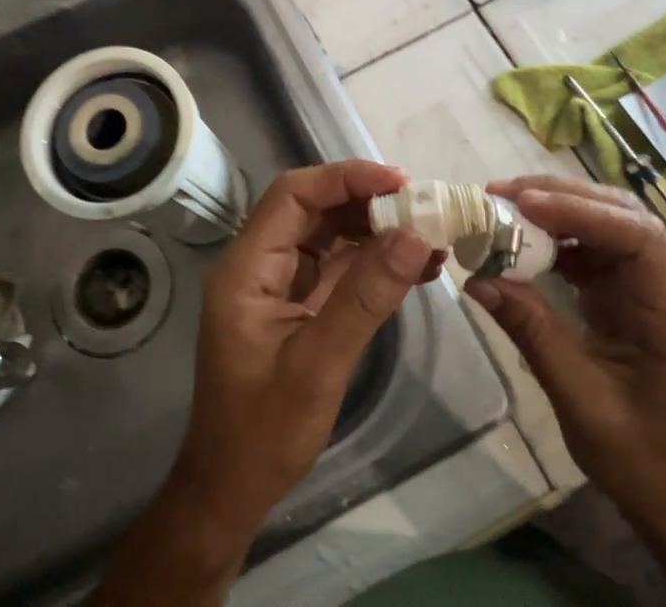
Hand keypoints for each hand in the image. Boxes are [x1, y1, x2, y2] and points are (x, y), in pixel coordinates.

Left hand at [91, 160, 441, 605]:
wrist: (232, 487)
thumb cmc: (264, 431)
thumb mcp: (319, 365)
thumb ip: (366, 298)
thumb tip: (415, 236)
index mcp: (248, 268)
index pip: (293, 195)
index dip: (345, 178)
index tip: (401, 183)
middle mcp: (261, 266)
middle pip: (314, 211)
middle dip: (369, 203)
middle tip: (427, 211)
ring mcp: (279, 287)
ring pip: (330, 238)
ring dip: (378, 233)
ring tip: (432, 239)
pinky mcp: (299, 309)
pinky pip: (338, 271)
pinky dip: (375, 265)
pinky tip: (417, 269)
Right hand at [465, 175, 665, 605]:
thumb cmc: (637, 456)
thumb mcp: (579, 399)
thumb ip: (534, 333)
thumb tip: (479, 280)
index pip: (639, 238)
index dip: (582, 213)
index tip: (524, 205)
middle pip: (624, 219)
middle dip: (564, 198)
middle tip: (501, 193)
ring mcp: (649, 291)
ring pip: (608, 228)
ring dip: (557, 212)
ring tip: (502, 207)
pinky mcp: (628, 298)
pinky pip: (593, 254)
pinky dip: (555, 241)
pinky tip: (521, 241)